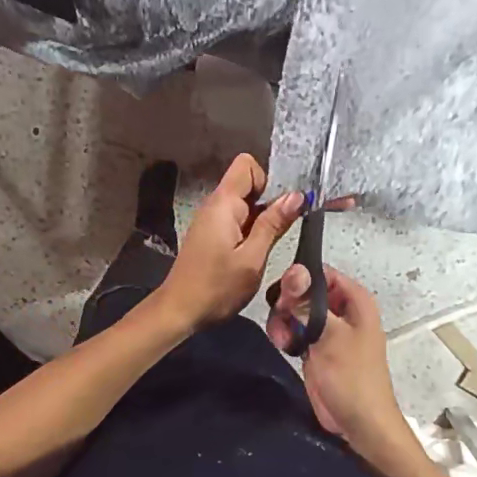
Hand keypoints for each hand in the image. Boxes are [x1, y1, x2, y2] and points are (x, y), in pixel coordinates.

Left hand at [152, 155, 302, 331]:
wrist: (180, 311)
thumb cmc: (217, 287)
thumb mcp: (252, 258)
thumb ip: (273, 225)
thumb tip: (297, 196)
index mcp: (223, 204)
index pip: (247, 165)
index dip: (267, 180)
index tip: (278, 209)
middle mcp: (216, 205)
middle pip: (249, 184)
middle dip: (270, 202)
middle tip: (281, 232)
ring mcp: (213, 220)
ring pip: (246, 204)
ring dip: (262, 219)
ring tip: (268, 246)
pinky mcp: (212, 235)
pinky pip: (238, 220)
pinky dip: (252, 230)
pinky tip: (255, 253)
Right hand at [265, 264, 411, 460]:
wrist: (359, 422)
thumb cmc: (351, 377)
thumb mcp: (329, 335)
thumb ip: (309, 303)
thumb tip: (295, 270)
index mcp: (355, 301)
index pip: (322, 273)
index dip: (301, 280)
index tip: (284, 296)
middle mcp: (343, 310)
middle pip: (305, 291)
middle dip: (288, 304)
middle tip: (282, 320)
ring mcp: (329, 330)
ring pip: (296, 311)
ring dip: (283, 322)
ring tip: (283, 341)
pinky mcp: (316, 348)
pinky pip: (296, 330)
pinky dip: (287, 335)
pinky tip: (284, 347)